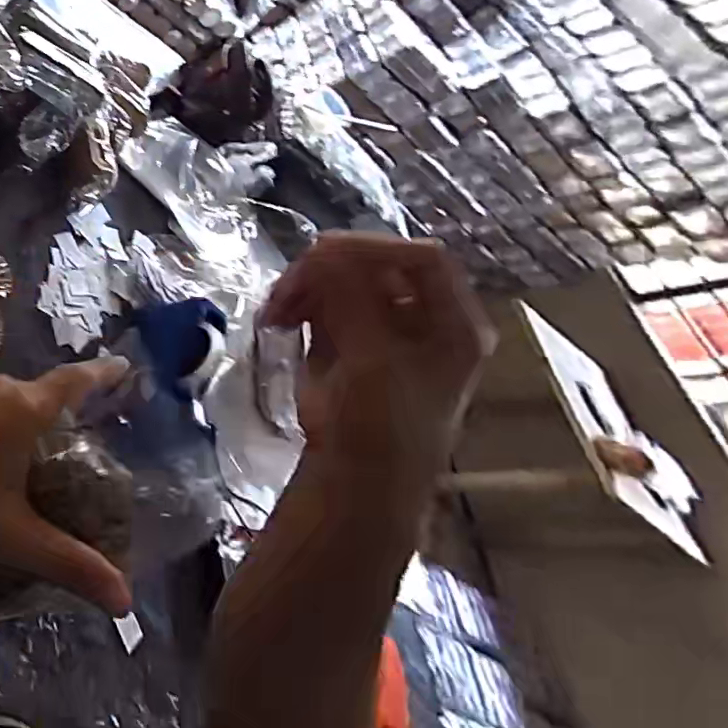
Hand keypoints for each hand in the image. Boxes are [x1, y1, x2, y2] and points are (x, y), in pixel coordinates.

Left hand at [0, 357, 133, 614]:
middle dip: (73, 404)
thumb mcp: (12, 535)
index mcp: (26, 408)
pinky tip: (0, 449)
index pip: (77, 381)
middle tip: (94, 425)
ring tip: (51, 442)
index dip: (104, 372)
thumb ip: (69, 562)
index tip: (125, 364)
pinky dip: (9, 418)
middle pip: (48, 390)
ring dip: (37, 413)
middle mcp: (2, 388)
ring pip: (17, 397)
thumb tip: (124, 600)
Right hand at [262, 233, 495, 482]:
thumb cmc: (381, 425)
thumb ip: (350, 298)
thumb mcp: (371, 359)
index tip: (321, 252)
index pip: (423, 260)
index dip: (374, 248)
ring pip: (343, 280)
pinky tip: (278, 318)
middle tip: (288, 286)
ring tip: (276, 310)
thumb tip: (322, 248)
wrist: (355, 478)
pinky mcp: (347, 335)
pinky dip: (298, 302)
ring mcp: (382, 325)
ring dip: (305, 286)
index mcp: (452, 323)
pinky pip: (322, 301)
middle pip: (376, 266)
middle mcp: (421, 317)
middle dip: (328, 270)